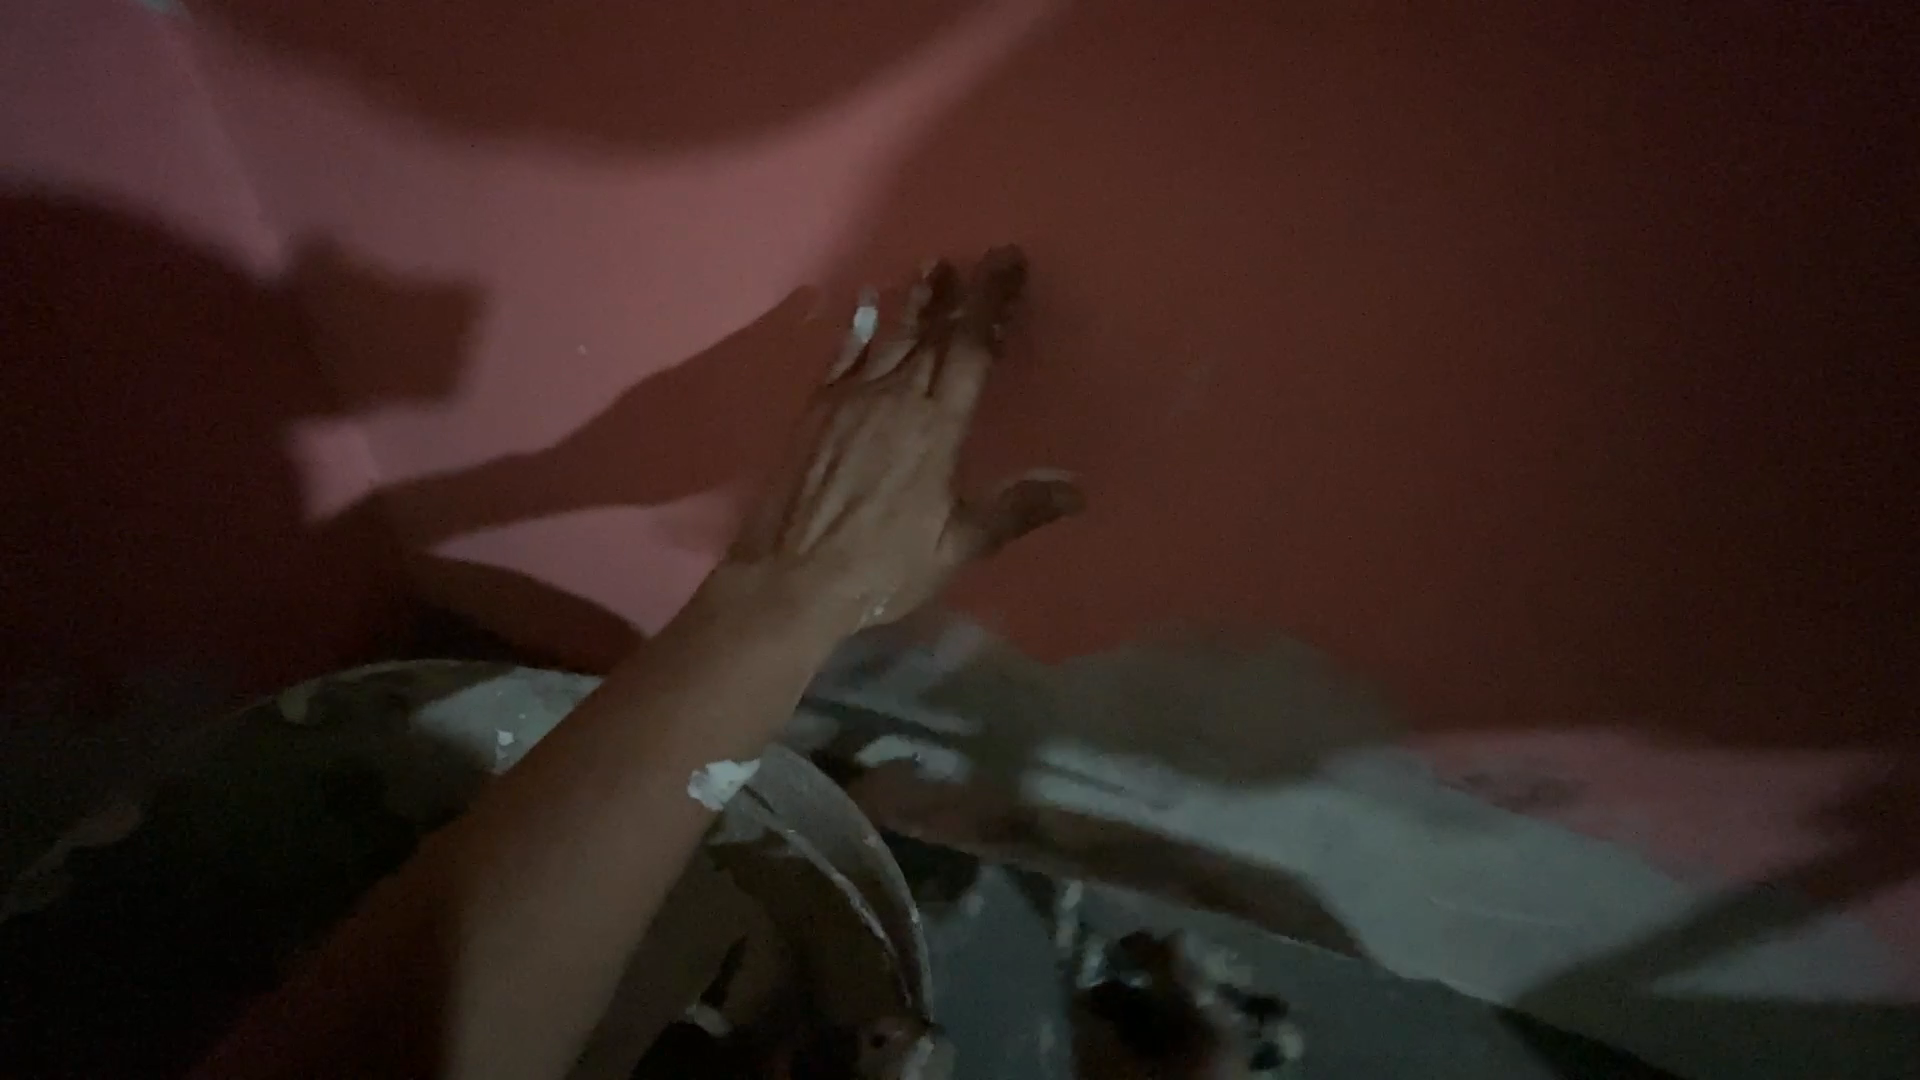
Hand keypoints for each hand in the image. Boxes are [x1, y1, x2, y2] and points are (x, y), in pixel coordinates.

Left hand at [721, 247, 1081, 634]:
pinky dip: (858, 328)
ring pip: (889, 336)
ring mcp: (850, 399)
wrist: (792, 577)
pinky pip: (842, 355)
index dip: (992, 305)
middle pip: (935, 334)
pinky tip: (865, 306)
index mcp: (937, 428)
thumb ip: (1016, 510)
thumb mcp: (958, 546)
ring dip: (914, 301)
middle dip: (961, 294)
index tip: (1008, 266)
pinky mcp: (815, 409)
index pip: (972, 350)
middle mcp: (895, 398)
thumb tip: (1078, 489)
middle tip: (979, 259)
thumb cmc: (883, 566)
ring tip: (930, 268)